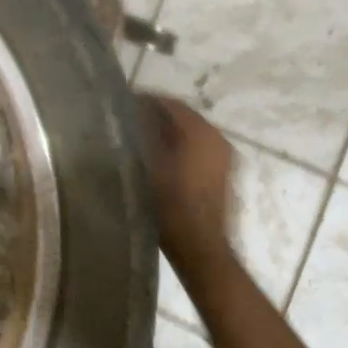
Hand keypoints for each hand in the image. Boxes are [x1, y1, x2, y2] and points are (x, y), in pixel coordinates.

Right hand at [138, 93, 234, 268]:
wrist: (200, 248)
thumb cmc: (171, 205)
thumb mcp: (148, 163)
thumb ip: (142, 131)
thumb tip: (133, 108)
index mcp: (202, 133)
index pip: (171, 103)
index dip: (146, 99)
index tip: (122, 102)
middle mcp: (219, 139)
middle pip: (183, 115)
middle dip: (156, 114)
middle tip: (127, 118)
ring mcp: (225, 157)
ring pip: (191, 131)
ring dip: (167, 129)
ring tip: (139, 135)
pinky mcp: (224, 172)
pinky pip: (199, 146)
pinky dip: (180, 143)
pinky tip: (159, 154)